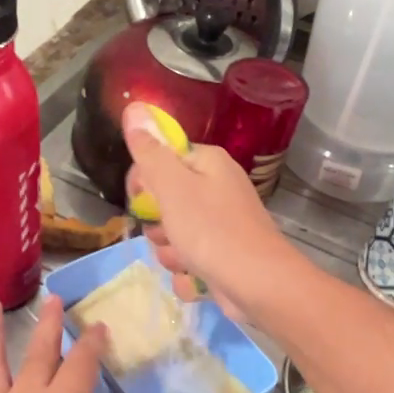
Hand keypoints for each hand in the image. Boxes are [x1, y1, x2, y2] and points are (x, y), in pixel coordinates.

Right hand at [122, 103, 299, 320]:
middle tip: (168, 233)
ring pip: (173, 236)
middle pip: (164, 202)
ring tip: (185, 260)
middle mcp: (216, 188)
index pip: (160, 160)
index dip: (144, 183)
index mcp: (207, 163)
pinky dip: (188, 274)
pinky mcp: (222, 256)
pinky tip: (198, 279)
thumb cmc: (213, 231)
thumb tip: (135, 107)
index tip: (142, 200)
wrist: (259, 285)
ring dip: (171, 253)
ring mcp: (221, 224)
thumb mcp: (173, 188)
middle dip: (158, 226)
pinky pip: (189, 262)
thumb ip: (150, 152)